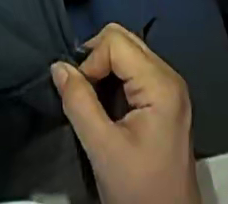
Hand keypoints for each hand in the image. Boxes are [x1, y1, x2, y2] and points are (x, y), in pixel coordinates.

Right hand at [51, 23, 198, 203]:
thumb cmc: (139, 190)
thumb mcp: (103, 149)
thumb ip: (79, 103)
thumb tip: (58, 66)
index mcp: (161, 83)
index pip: (116, 41)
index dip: (90, 60)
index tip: (77, 93)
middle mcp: (169, 76)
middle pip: (124, 40)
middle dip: (95, 59)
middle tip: (80, 92)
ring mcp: (169, 87)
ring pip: (128, 52)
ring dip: (104, 69)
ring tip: (90, 100)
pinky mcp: (165, 100)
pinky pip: (135, 70)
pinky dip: (114, 79)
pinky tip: (104, 105)